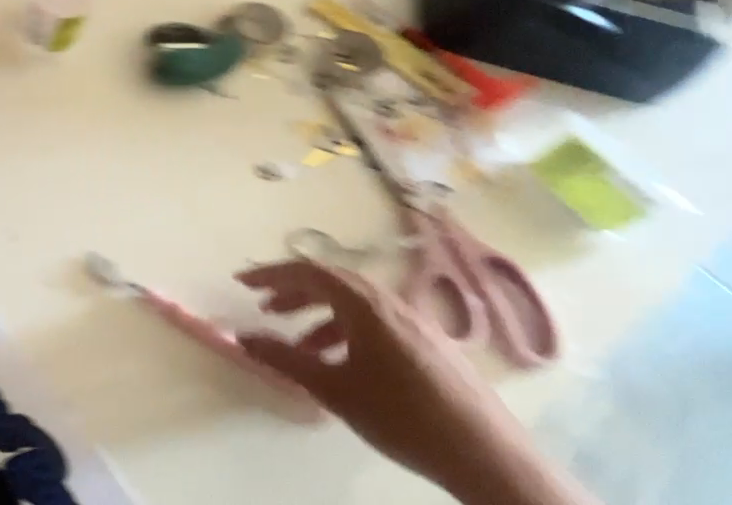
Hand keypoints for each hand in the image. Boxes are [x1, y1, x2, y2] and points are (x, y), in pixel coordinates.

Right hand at [235, 260, 587, 503]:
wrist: (490, 459)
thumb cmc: (403, 417)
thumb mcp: (333, 389)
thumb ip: (284, 358)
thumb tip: (242, 337)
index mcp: (366, 305)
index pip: (309, 271)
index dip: (271, 274)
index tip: (242, 284)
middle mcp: (393, 303)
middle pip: (334, 282)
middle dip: (295, 292)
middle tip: (267, 309)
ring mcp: (419, 323)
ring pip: (358, 304)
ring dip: (322, 315)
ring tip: (302, 344)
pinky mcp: (435, 345)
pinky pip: (380, 321)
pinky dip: (350, 329)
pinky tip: (346, 363)